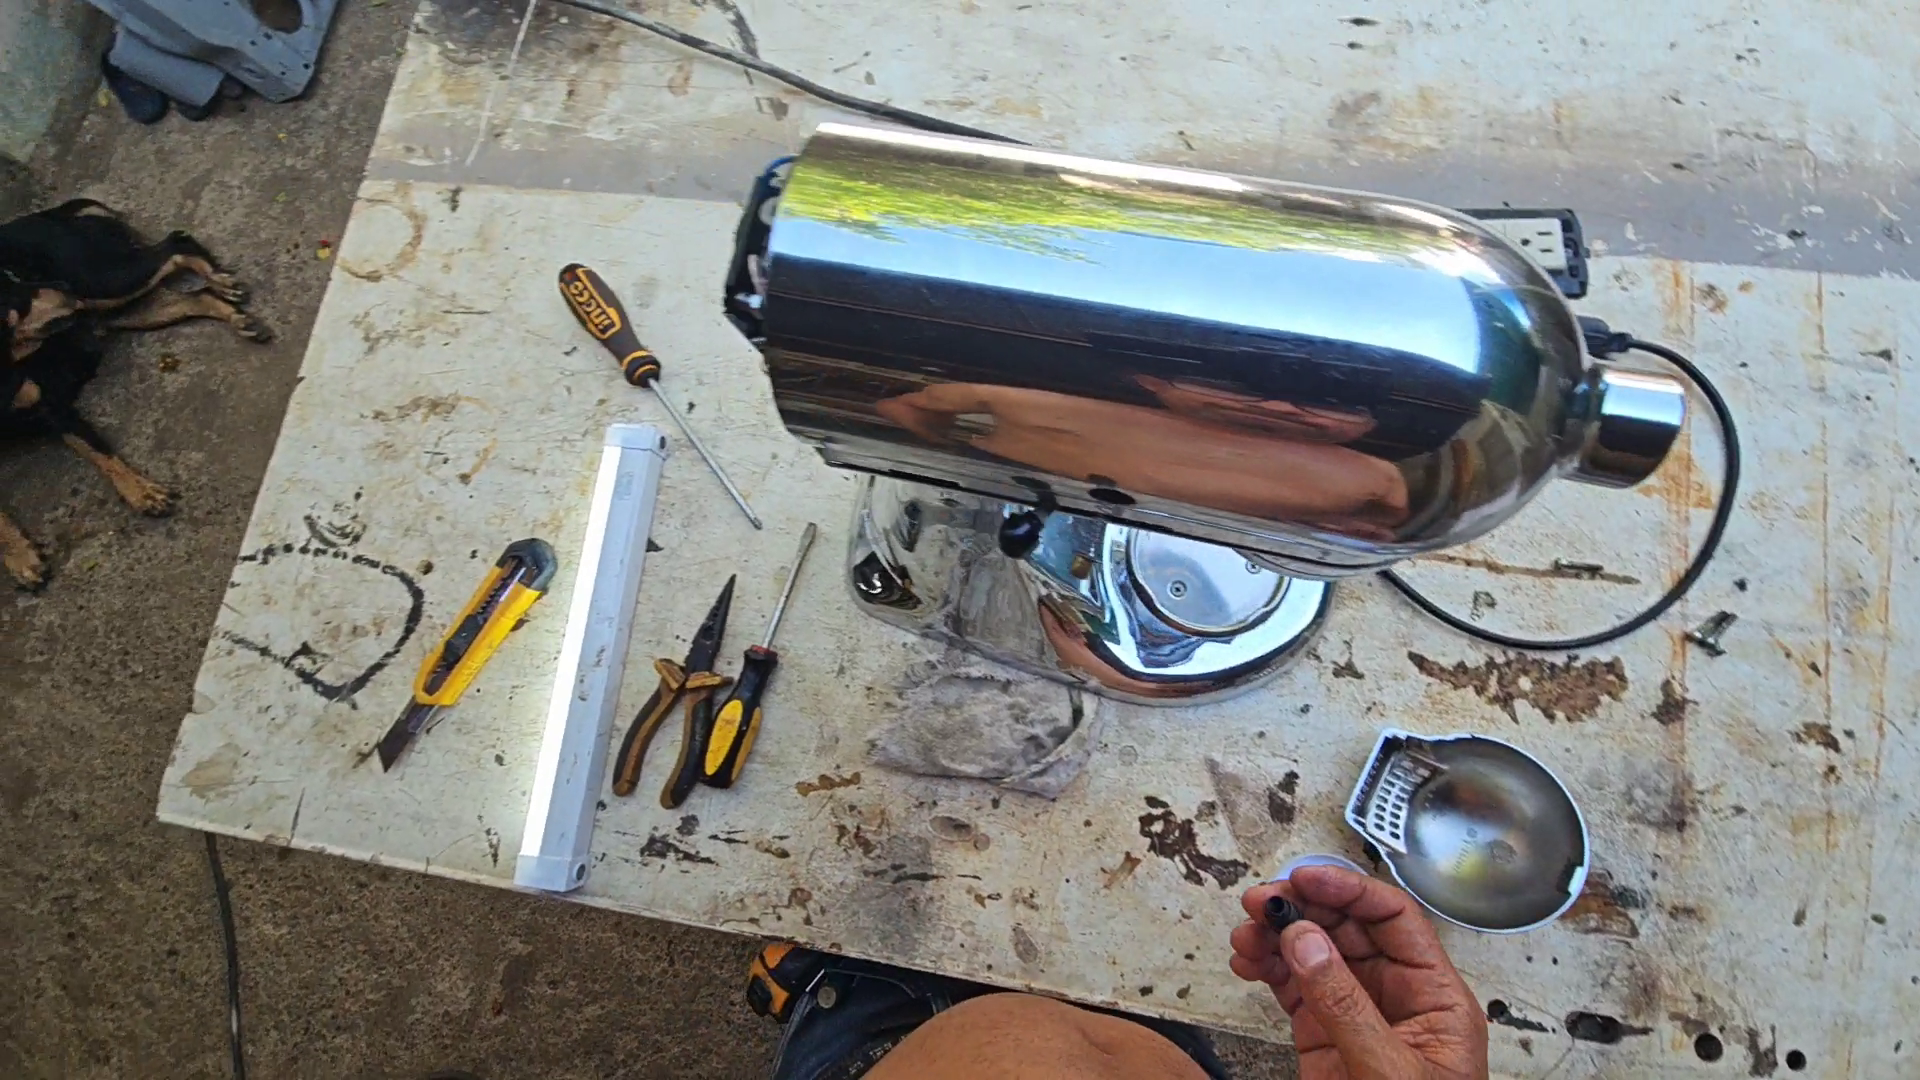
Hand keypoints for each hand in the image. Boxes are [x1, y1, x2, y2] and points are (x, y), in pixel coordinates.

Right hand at [1229, 866, 1486, 1079]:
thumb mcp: (1387, 1075)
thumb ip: (1345, 1005)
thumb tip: (1302, 936)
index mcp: (1431, 997)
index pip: (1393, 919)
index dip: (1347, 889)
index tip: (1302, 879)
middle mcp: (1392, 994)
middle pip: (1342, 925)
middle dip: (1298, 907)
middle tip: (1257, 903)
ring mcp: (1352, 1009)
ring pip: (1309, 947)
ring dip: (1273, 933)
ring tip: (1243, 937)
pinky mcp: (1320, 1028)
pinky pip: (1289, 979)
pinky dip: (1264, 964)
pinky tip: (1245, 962)